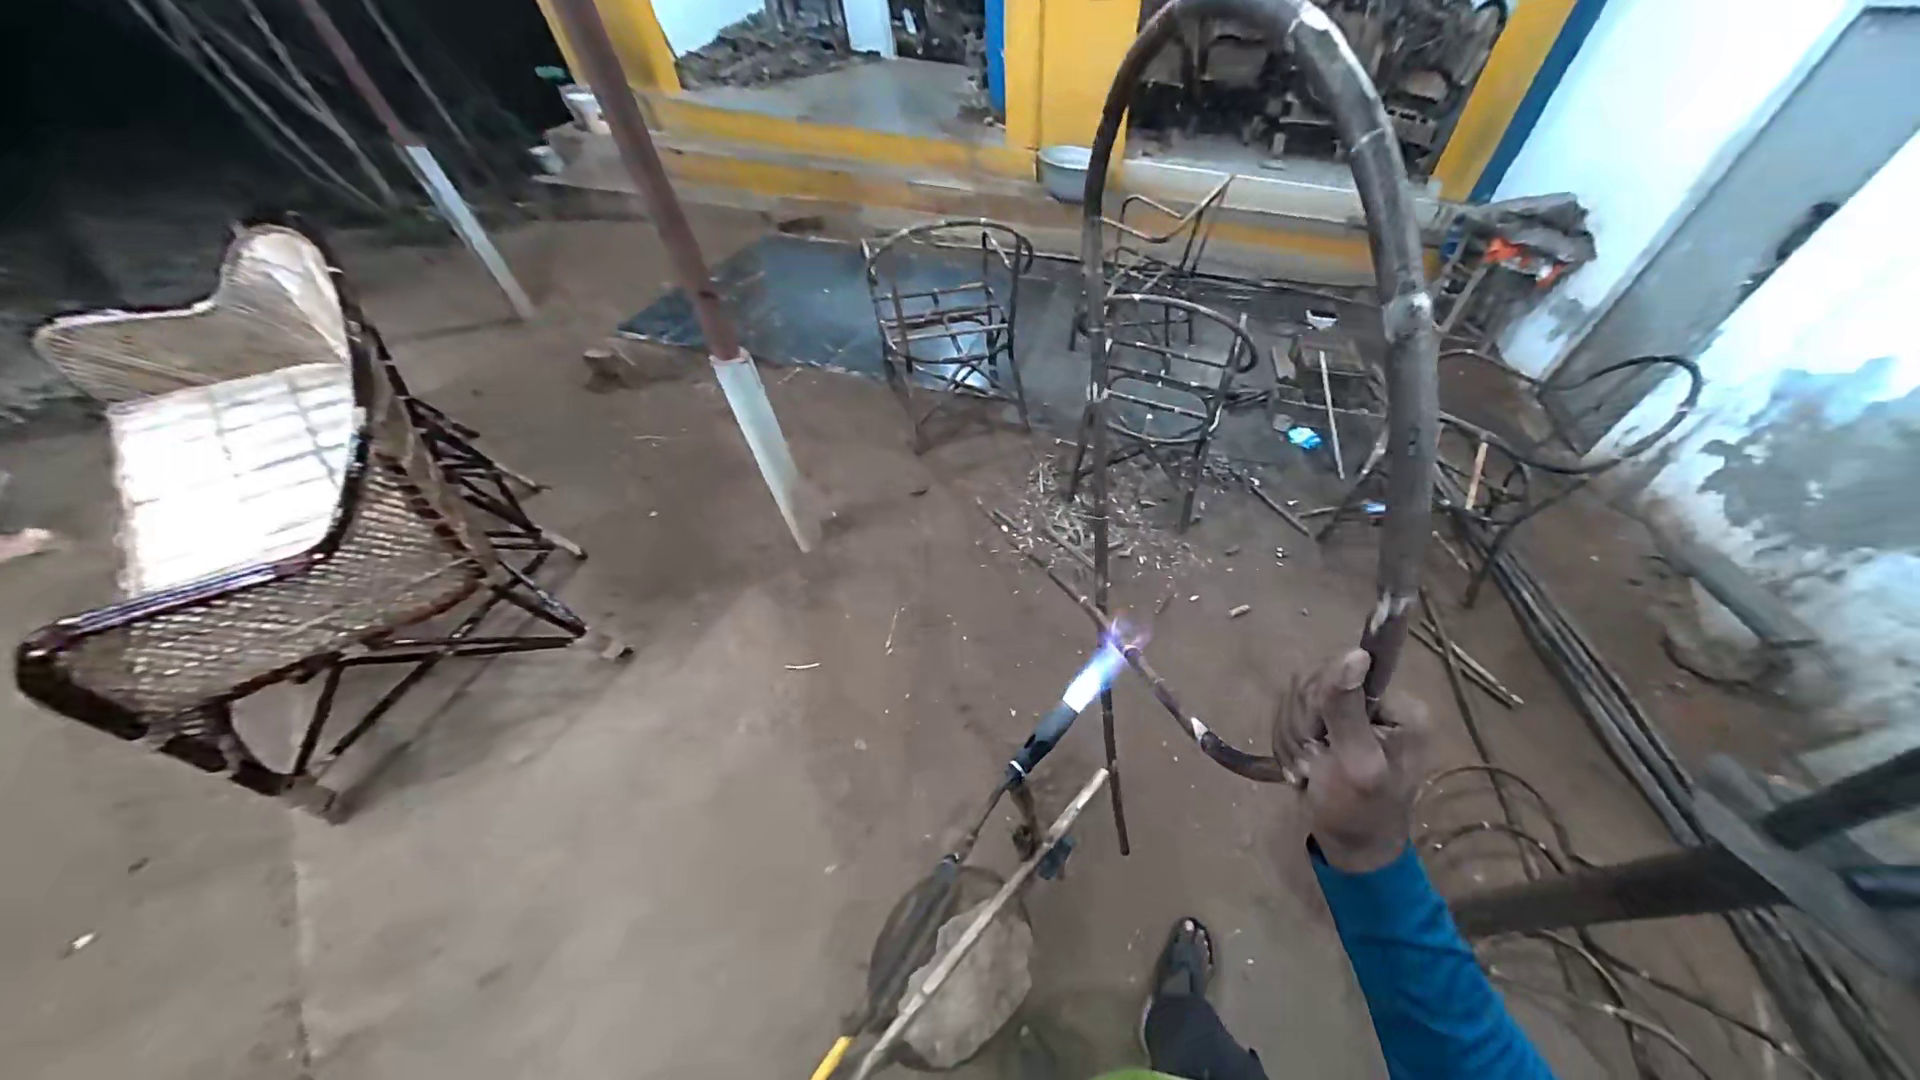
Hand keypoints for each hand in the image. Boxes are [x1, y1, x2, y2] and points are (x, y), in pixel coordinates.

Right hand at [1273, 648, 1431, 872]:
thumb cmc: (1358, 811)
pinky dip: (1287, 740)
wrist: (1349, 846)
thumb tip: (1356, 653)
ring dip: (1291, 735)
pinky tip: (1299, 763)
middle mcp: (1378, 700)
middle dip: (1302, 724)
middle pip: (1313, 682)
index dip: (1317, 702)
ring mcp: (1352, 710)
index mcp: (1397, 705)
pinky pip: (1289, 711)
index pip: (1338, 669)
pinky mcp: (1329, 721)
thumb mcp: (1355, 762)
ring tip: (1306, 767)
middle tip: (1312, 760)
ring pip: (1296, 696)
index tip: (1319, 739)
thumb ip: (1348, 709)